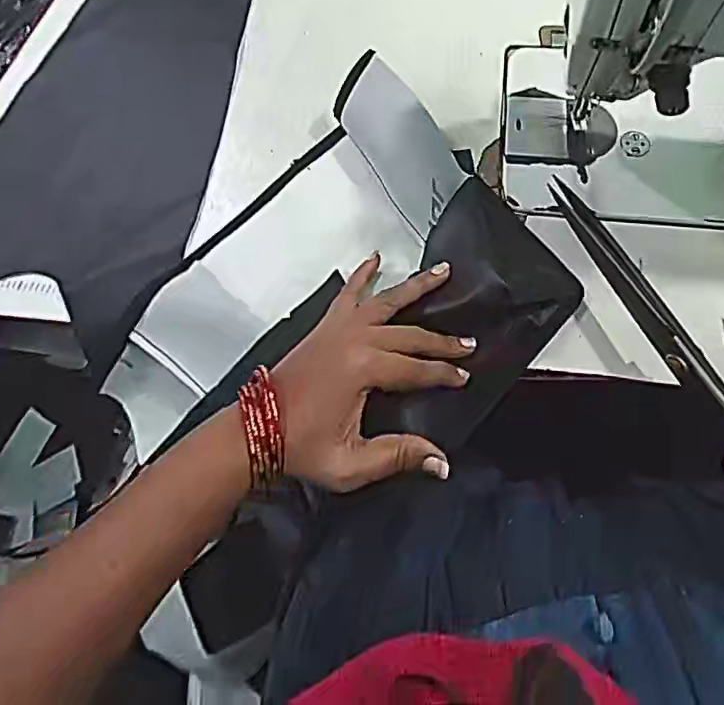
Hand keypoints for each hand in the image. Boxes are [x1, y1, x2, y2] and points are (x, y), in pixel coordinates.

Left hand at [270, 254, 473, 491]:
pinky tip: (374, 260)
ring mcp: (339, 328)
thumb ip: (398, 456)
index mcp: (362, 369)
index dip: (443, 374)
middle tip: (467, 343)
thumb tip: (439, 461)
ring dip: (416, 286)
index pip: (417, 368)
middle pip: (410, 335)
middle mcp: (353, 340)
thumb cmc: (298, 445)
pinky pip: (349, 293)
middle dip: (441, 341)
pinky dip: (363, 275)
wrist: (256, 429)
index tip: (463, 378)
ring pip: (386, 300)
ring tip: (442, 272)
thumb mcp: (350, 463)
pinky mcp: (326, 326)